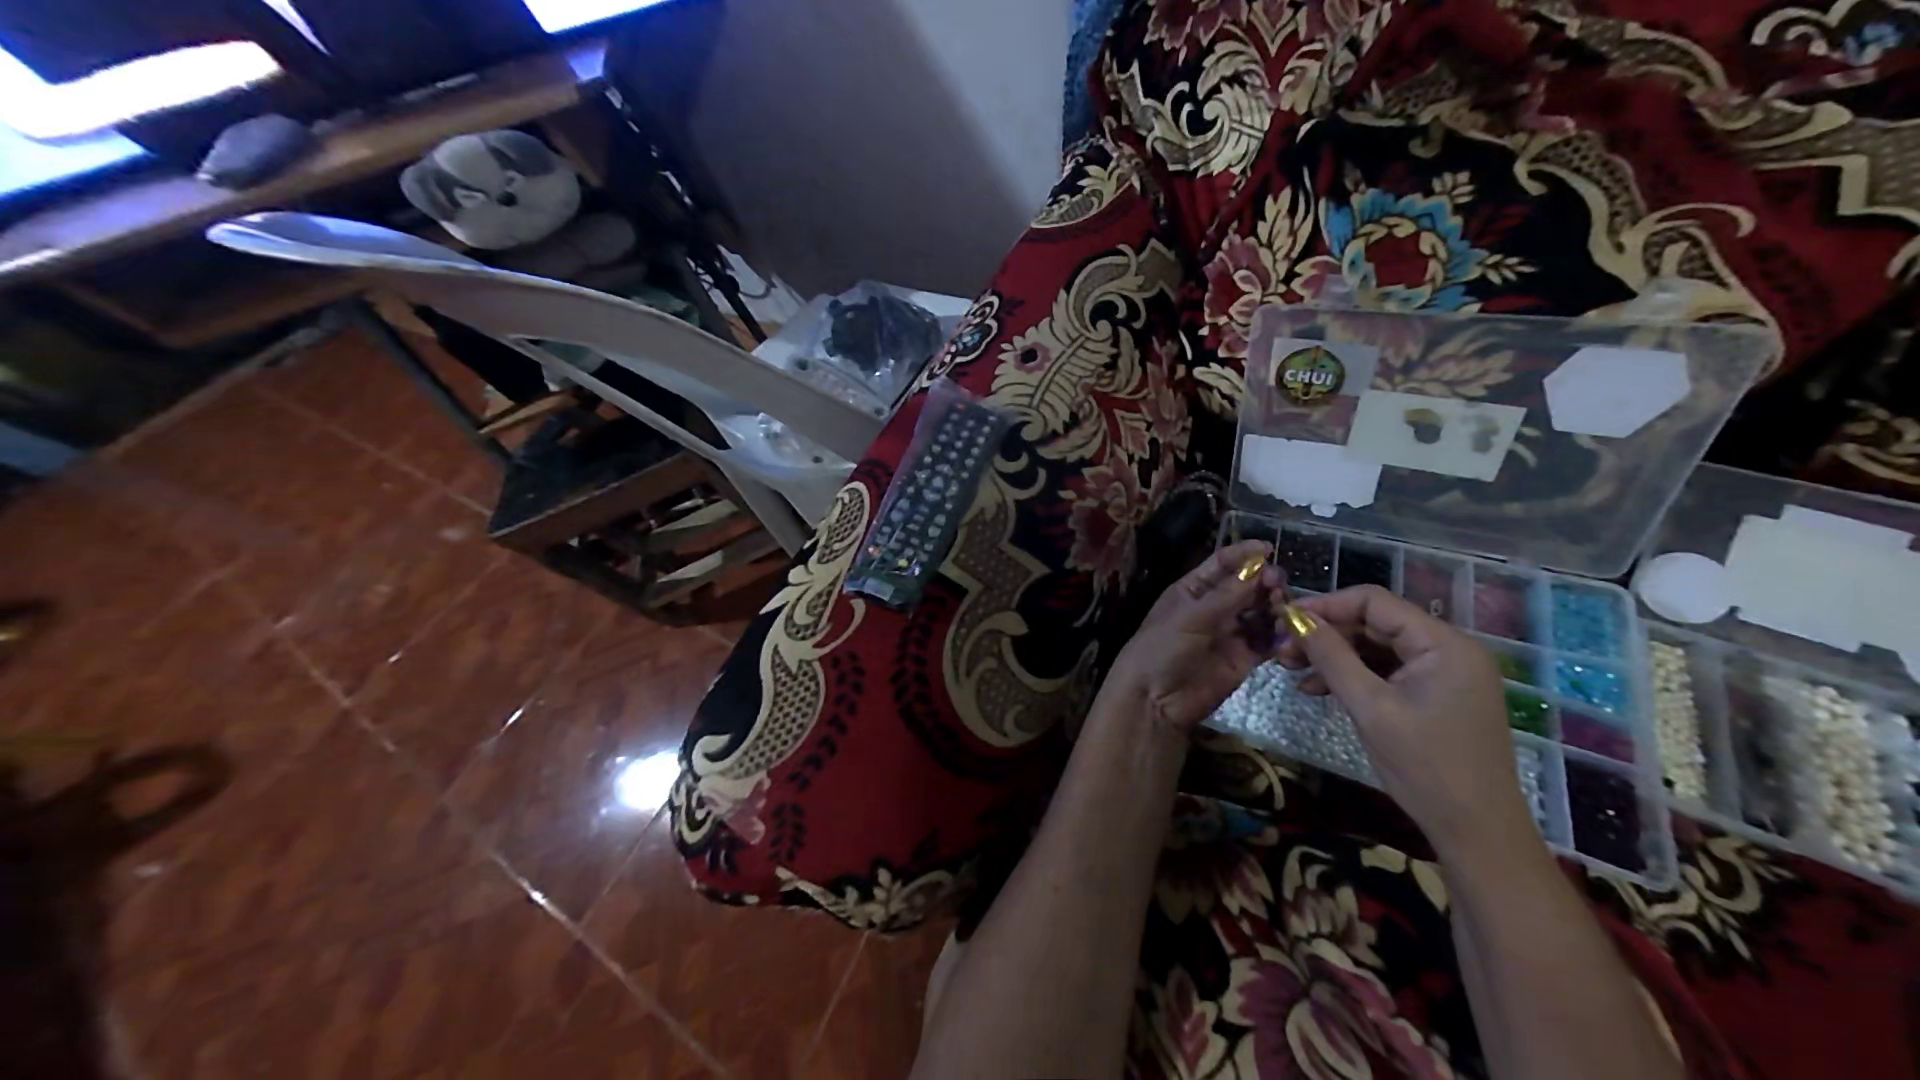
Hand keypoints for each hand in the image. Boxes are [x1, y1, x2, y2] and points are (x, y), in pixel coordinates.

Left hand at [1096, 539, 1284, 737]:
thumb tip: (1258, 565)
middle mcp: (1213, 608)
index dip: (1244, 554)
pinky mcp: (1243, 658)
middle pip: (1247, 587)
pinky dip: (1280, 635)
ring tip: (1286, 607)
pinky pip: (1267, 641)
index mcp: (1192, 590)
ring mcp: (1230, 633)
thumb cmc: (1162, 649)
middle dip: (1264, 581)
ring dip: (1275, 606)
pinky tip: (1290, 632)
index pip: (1222, 564)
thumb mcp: (1191, 617)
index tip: (1268, 548)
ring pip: (1261, 612)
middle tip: (1279, 584)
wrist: (1155, 701)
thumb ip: (1227, 594)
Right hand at [1275, 585, 1536, 854]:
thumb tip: (1297, 619)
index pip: (1374, 602)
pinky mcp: (1437, 695)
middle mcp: (1449, 649)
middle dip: (1326, 634)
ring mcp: (1445, 673)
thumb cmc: (1424, 766)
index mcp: (1443, 644)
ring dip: (1334, 656)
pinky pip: (1388, 671)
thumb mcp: (1369, 707)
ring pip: (1377, 648)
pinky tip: (1319, 690)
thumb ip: (1332, 657)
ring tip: (1293, 672)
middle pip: (1375, 623)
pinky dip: (1353, 676)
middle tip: (1282, 651)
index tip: (1284, 621)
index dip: (1325, 606)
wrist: (1476, 830)